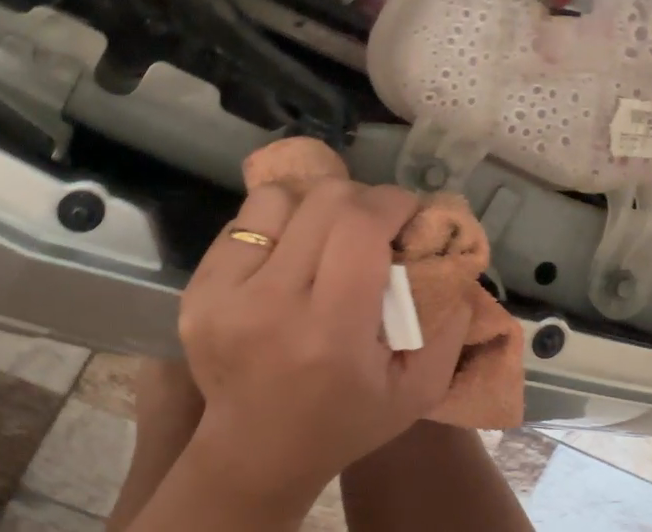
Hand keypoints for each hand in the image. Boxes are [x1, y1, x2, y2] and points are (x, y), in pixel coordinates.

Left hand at [177, 179, 472, 502]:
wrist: (257, 452)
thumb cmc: (346, 419)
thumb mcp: (417, 389)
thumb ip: (447, 320)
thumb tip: (454, 250)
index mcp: (330, 333)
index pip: (361, 224)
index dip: (392, 202)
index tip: (406, 214)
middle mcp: (271, 305)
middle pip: (325, 200)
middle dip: (361, 200)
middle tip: (373, 224)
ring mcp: (225, 295)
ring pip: (279, 198)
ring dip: (312, 206)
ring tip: (325, 236)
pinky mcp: (198, 289)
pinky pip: (245, 220)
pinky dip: (276, 224)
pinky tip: (288, 255)